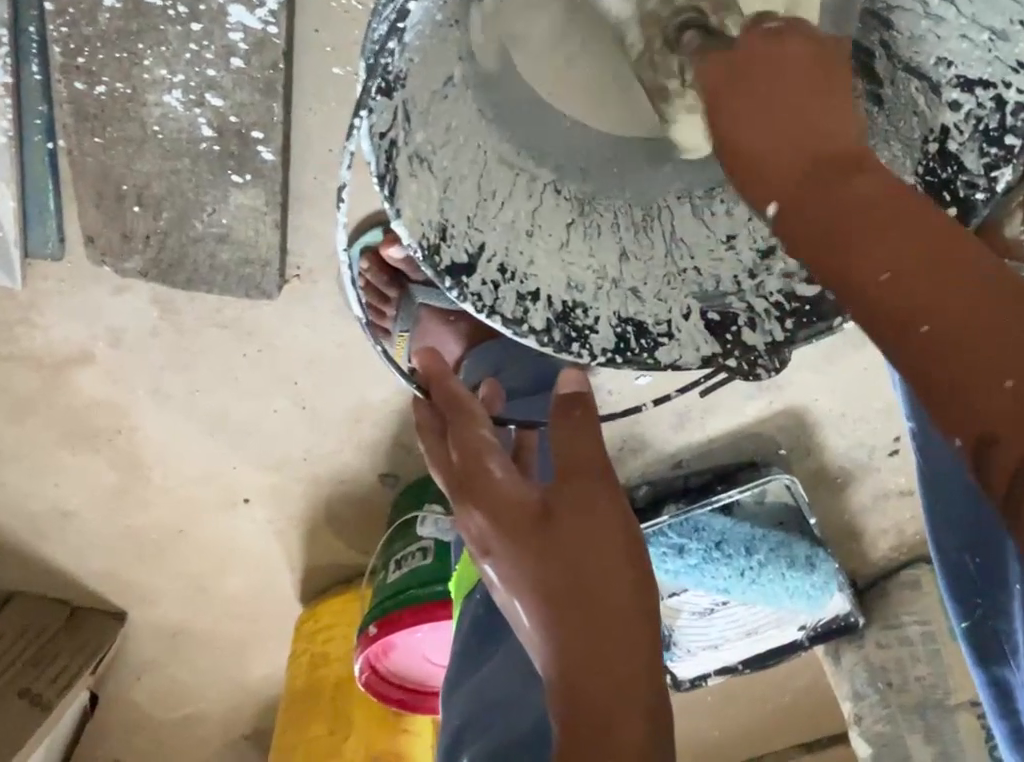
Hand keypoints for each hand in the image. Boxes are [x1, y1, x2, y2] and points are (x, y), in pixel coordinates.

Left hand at [411, 350, 671, 758]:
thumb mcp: (589, 492)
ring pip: (472, 474)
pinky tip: (535, 452)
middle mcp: (477, 515)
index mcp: (485, 494)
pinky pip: (498, 493)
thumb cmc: (592, 573)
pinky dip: (508, 461)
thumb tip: (566, 376)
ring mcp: (494, 542)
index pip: (458, 426)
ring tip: (493, 396)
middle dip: (440, 411)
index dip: (445, 386)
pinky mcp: (515, 559)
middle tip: (438, 375)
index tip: (424, 354)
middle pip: (448, 452)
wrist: (599, 668)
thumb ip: (574, 431)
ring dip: (476, 433)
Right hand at [692, 14, 872, 211]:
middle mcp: (753, 44)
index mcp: (718, 70)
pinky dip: (816, 56)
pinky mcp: (832, 49)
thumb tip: (728, 90)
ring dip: (785, 46)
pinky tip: (819, 78)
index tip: (715, 68)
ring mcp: (795, 42)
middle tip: (761, 73)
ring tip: (792, 70)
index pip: (701, 45)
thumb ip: (721, 101)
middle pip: (750, 30)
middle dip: (753, 48)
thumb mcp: (723, 137)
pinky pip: (819, 43)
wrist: (821, 179)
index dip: (710, 57)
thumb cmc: (762, 172)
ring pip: (786, 28)